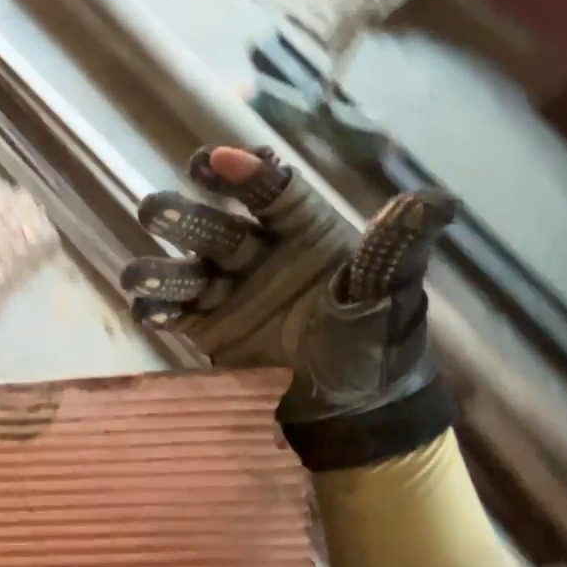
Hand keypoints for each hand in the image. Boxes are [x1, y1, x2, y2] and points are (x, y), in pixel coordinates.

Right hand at [121, 145, 459, 468]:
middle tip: (153, 211)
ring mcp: (228, 291)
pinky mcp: (206, 327)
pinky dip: (156, 309)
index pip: (270, 195)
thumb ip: (394, 250)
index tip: (213, 159)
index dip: (244, 176)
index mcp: (304, 234)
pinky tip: (144, 310)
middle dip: (185, 218)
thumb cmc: (376, 342)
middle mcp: (258, 255)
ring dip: (159, 269)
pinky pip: (174, 312)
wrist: (351, 407)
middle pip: (216, 229)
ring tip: (134, 276)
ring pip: (186, 270)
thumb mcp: (390, 295)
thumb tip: (432, 199)